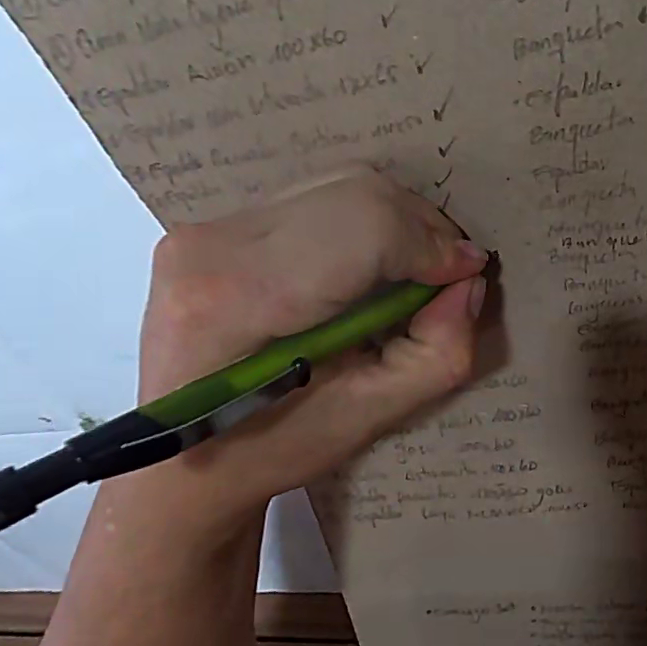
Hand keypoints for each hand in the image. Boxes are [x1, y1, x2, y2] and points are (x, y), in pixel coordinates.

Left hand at [131, 167, 487, 522]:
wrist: (179, 460)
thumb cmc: (271, 450)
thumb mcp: (369, 418)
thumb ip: (436, 352)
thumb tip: (467, 283)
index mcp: (240, 301)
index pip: (361, 229)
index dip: (428, 244)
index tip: (466, 273)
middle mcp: (213, 246)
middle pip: (353, 194)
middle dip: (420, 227)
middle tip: (448, 270)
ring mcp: (204, 227)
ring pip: (336, 185)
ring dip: (394, 220)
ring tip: (416, 265)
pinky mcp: (209, 225)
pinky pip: (312, 197)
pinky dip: (360, 219)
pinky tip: (371, 260)